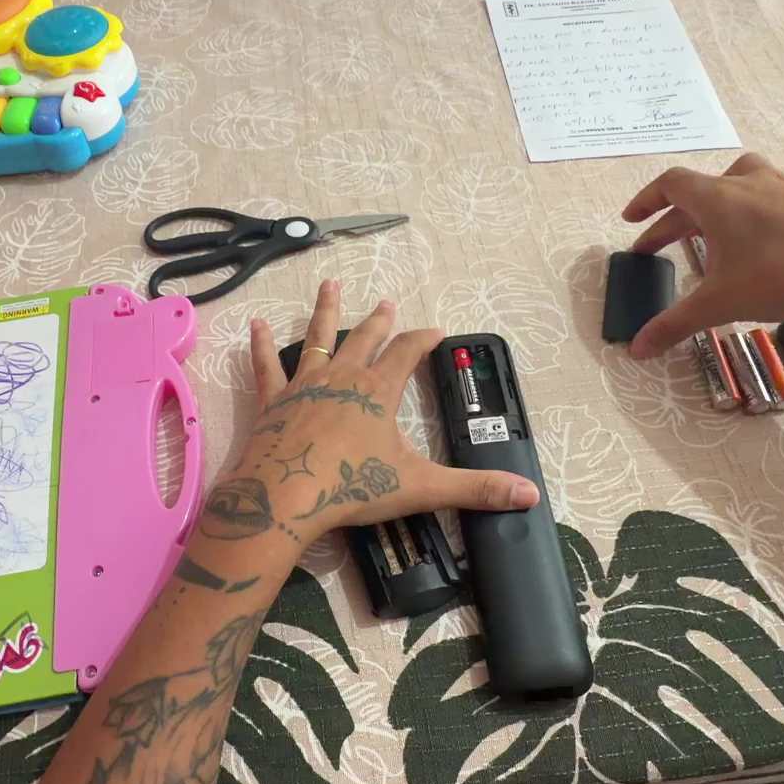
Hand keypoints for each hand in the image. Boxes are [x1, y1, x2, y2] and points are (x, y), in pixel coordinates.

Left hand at [208, 280, 539, 547]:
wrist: (286, 497)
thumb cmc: (352, 487)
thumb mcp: (421, 487)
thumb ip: (475, 489)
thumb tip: (528, 494)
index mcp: (378, 390)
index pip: (408, 353)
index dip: (423, 338)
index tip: (435, 329)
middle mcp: (342, 377)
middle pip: (365, 338)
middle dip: (379, 321)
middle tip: (386, 302)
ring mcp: (304, 384)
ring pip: (317, 339)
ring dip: (325, 312)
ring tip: (329, 287)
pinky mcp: (272, 401)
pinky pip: (266, 366)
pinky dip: (261, 346)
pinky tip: (255, 326)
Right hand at [620, 152, 783, 357]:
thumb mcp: (720, 305)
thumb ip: (674, 324)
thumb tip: (637, 348)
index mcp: (719, 199)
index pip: (671, 185)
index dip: (646, 201)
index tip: (631, 220)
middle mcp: (751, 184)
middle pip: (699, 191)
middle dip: (672, 221)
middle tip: (655, 248)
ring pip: (738, 187)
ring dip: (713, 210)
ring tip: (707, 237)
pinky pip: (769, 199)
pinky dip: (748, 216)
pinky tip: (755, 246)